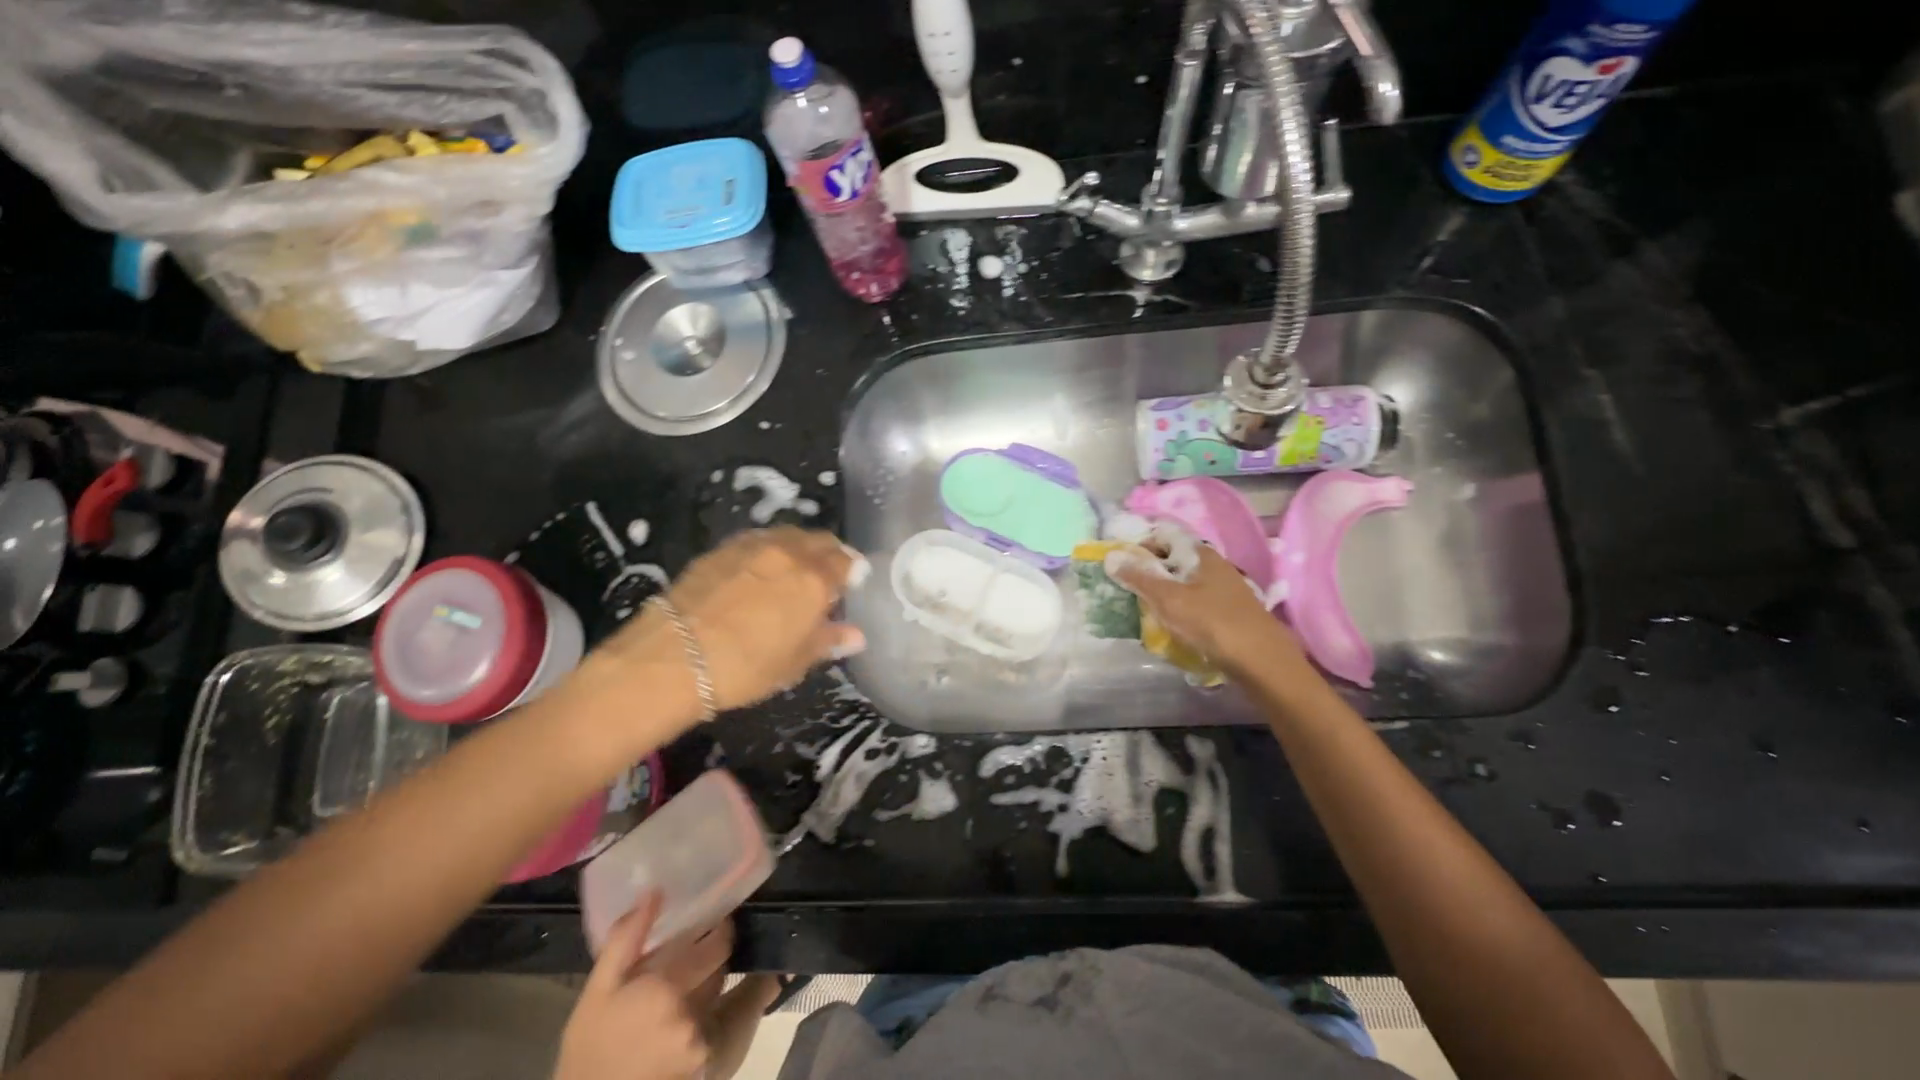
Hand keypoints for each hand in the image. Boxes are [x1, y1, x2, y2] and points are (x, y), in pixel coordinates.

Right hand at [556, 894, 744, 1079]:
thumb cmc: (589, 1047)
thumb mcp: (598, 989)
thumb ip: (626, 938)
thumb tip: (653, 892)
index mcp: (664, 988)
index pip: (718, 945)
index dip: (721, 931)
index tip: (715, 924)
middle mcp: (691, 1014)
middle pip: (722, 970)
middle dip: (715, 960)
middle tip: (700, 957)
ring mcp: (703, 1044)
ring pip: (726, 999)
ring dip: (716, 991)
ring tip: (692, 994)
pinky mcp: (710, 1065)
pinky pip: (726, 1029)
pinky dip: (721, 1020)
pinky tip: (705, 1020)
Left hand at [590, 527, 864, 715]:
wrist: (674, 656)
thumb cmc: (746, 667)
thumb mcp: (794, 663)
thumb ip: (827, 641)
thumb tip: (854, 635)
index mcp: (814, 579)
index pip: (845, 561)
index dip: (852, 570)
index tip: (851, 583)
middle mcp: (787, 552)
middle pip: (817, 540)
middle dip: (827, 553)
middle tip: (825, 576)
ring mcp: (750, 547)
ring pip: (785, 536)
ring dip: (796, 548)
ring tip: (791, 572)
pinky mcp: (718, 550)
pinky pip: (754, 542)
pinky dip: (765, 552)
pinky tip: (757, 573)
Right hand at [1106, 538, 1301, 674]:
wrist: (1261, 661)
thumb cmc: (1212, 622)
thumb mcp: (1169, 599)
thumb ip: (1140, 577)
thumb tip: (1111, 556)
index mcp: (1202, 555)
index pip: (1166, 537)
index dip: (1141, 547)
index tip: (1121, 566)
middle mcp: (1216, 567)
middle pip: (1175, 562)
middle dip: (1150, 575)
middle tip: (1129, 592)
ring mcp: (1226, 592)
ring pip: (1186, 586)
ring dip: (1165, 597)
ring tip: (1146, 613)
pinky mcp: (1230, 615)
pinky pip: (1197, 606)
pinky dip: (1181, 613)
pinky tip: (1173, 629)